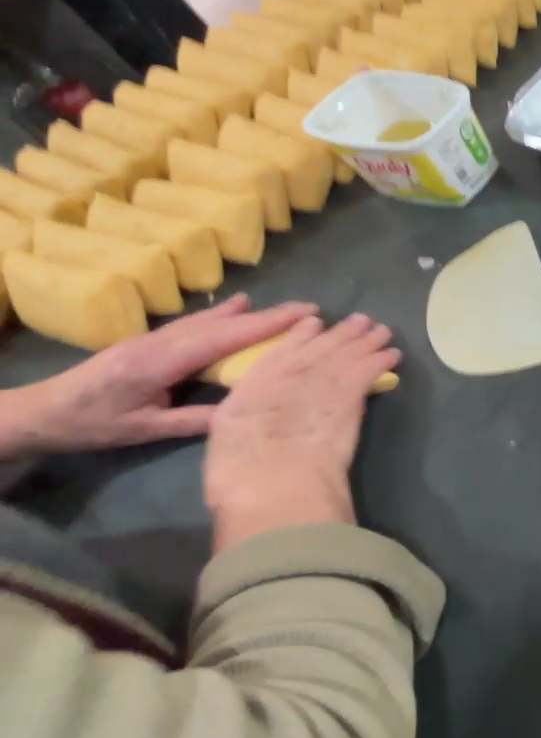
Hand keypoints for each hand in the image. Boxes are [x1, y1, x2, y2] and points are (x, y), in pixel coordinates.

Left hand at [0, 295, 316, 458]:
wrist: (34, 414)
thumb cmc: (90, 425)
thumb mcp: (145, 429)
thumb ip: (196, 420)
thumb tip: (249, 411)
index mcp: (160, 363)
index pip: (224, 339)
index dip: (266, 326)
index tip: (305, 316)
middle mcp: (158, 344)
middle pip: (222, 324)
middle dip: (268, 315)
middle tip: (310, 309)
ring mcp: (151, 339)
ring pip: (208, 320)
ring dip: (249, 313)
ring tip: (285, 308)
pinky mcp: (146, 342)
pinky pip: (193, 324)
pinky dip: (222, 315)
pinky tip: (236, 307)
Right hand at [203, 313, 400, 552]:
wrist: (274, 480)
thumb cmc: (243, 475)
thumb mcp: (228, 440)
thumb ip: (249, 420)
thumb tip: (264, 422)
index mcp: (247, 392)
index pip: (276, 356)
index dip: (298, 338)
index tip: (312, 324)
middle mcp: (282, 380)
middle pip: (317, 350)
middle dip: (340, 334)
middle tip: (360, 320)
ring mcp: (314, 384)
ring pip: (344, 355)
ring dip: (366, 341)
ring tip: (382, 331)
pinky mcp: (346, 395)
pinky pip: (366, 370)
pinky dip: (380, 360)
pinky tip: (392, 354)